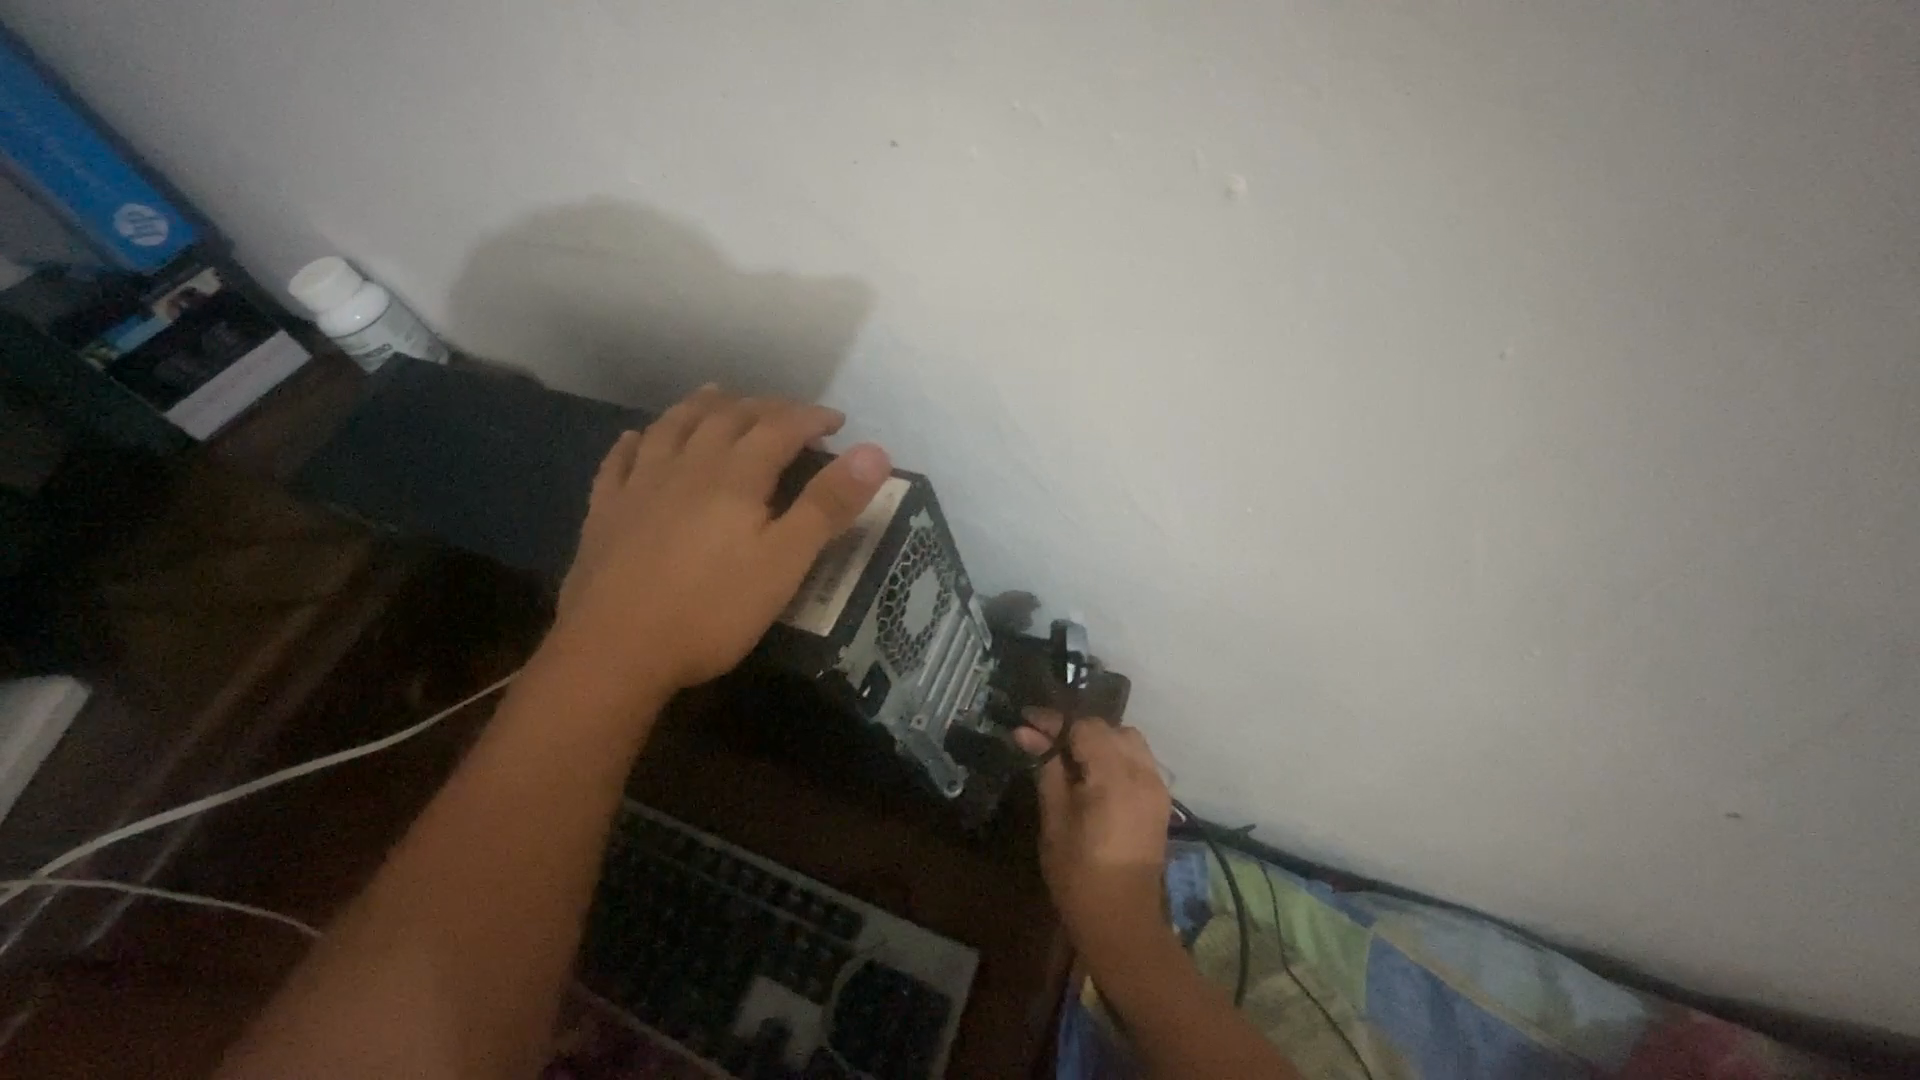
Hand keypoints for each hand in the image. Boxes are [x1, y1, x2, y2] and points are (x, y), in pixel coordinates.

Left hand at [554, 385, 890, 694]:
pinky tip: (637, 438)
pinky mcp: (606, 512)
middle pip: (727, 418)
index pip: (779, 428)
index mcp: (734, 477)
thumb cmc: (712, 611)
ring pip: (672, 427)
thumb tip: (875, 451)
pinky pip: (620, 461)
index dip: (811, 418)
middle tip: (788, 412)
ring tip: (719, 396)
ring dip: (701, 406)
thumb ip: (827, 506)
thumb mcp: (785, 563)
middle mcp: (686, 466)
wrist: (615, 650)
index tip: (837, 421)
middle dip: (763, 407)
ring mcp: (640, 486)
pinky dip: (636, 442)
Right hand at [1015, 710, 1172, 940]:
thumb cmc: (1079, 875)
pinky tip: (1093, 774)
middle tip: (1042, 741)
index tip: (1026, 721)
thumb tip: (1027, 733)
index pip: (1085, 727)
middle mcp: (1143, 773)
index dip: (1054, 721)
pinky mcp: (1160, 800)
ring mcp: (1157, 786)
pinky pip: (1139, 759)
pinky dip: (1116, 755)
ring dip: (1098, 740)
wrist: (1122, 921)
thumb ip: (1046, 770)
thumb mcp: (1055, 820)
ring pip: (1128, 739)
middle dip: (1075, 729)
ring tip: (1069, 758)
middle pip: (1108, 728)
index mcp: (1114, 777)